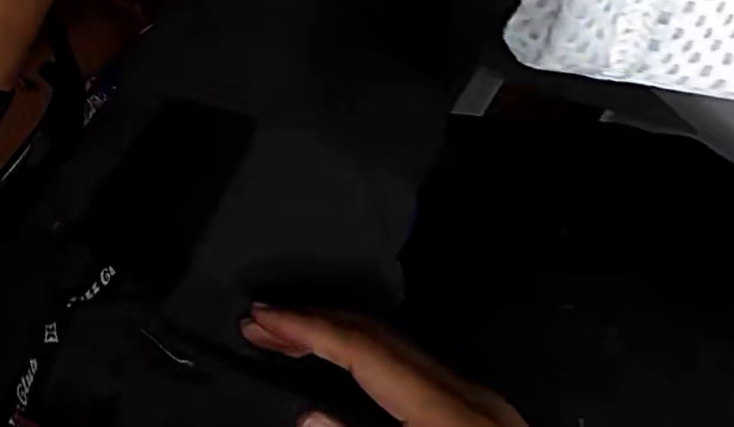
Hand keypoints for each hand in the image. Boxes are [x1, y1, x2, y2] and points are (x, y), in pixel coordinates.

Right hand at [241, 307, 527, 426]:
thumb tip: (308, 415)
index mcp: (451, 413)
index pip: (363, 350)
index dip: (305, 329)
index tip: (258, 318)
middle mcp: (465, 392)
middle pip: (373, 334)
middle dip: (309, 320)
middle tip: (257, 320)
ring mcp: (476, 398)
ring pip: (388, 341)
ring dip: (330, 330)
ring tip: (282, 333)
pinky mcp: (477, 409)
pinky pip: (403, 360)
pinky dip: (359, 349)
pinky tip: (335, 355)